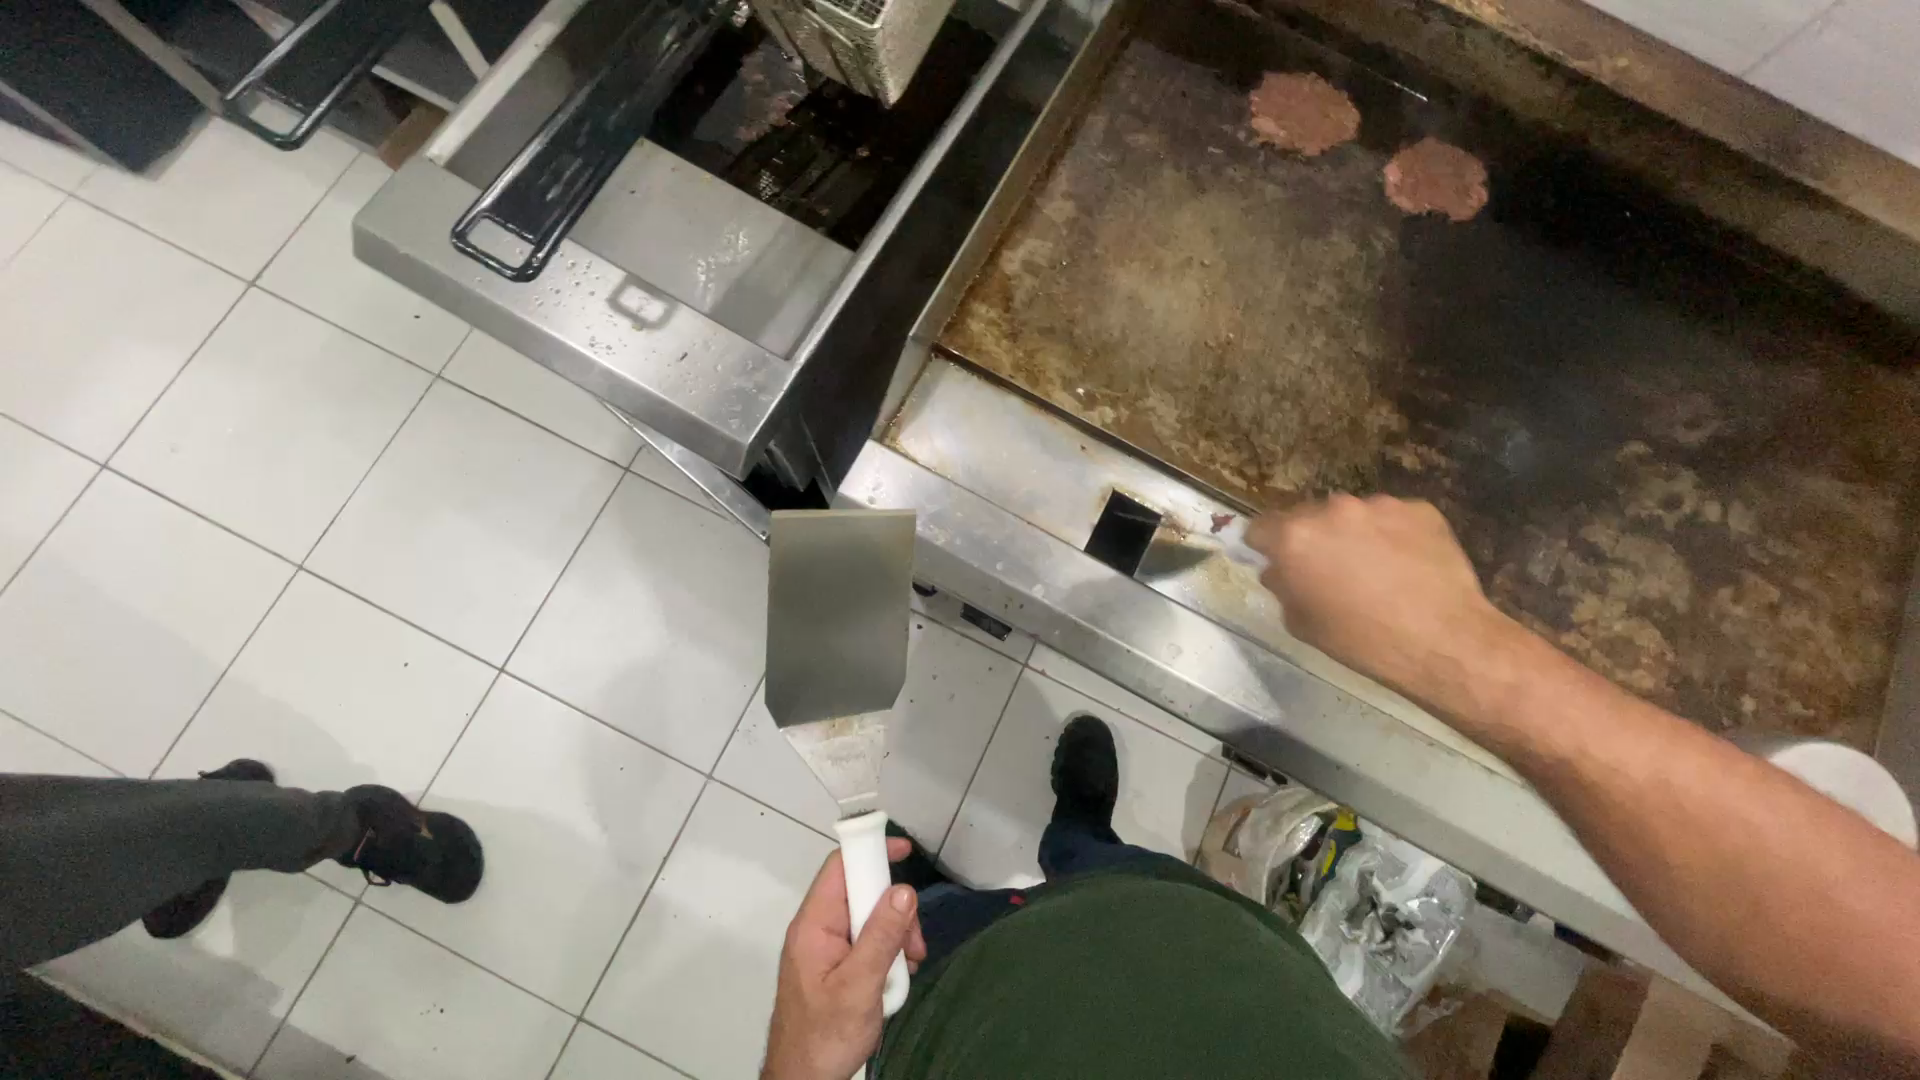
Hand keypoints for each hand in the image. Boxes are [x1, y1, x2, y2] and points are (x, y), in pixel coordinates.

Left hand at [762, 839, 928, 1079]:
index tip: (905, 851)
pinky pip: (866, 939)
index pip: (840, 866)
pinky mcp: (835, 963)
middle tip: (916, 941)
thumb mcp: (859, 988)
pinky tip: (899, 975)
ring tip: (911, 964)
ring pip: (868, 916)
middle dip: (894, 908)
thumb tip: (904, 889)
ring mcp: (826, 945)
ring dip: (895, 934)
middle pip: (860, 890)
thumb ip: (881, 937)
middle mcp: (818, 927)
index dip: (870, 850)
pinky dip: (887, 951)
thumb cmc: (826, 1037)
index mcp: (814, 924)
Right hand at [1245, 494, 1513, 707]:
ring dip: (1352, 535)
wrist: (1443, 641)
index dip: (1264, 546)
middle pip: (1306, 516)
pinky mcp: (1419, 509)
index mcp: (1294, 537)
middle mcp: (1331, 510)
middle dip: (1311, 539)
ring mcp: (1378, 505)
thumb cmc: (1360, 640)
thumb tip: (1281, 570)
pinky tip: (1405, 566)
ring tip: (1374, 569)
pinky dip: (1392, 536)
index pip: (1260, 527)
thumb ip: (1283, 587)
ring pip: (1351, 516)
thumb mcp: (1301, 623)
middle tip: (1328, 570)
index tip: (1277, 562)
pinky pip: (1392, 518)